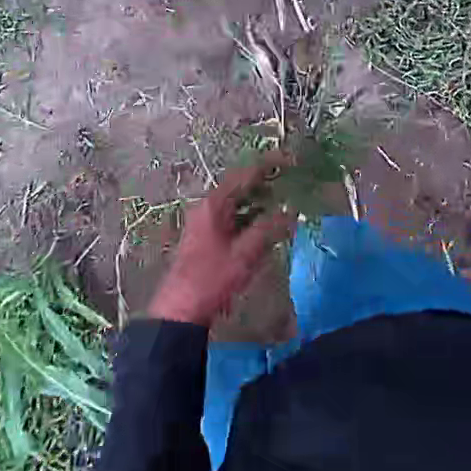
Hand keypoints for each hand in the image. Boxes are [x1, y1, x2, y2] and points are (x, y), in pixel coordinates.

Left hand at [147, 156, 294, 326]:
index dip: (267, 166)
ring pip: (234, 204)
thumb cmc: (211, 279)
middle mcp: (206, 208)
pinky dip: (248, 217)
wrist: (180, 310)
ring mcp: (203, 224)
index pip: (244, 175)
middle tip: (288, 179)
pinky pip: (230, 219)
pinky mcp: (205, 239)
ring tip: (281, 200)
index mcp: (213, 205)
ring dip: (257, 201)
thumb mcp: (244, 254)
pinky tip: (263, 226)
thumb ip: (268, 230)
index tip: (288, 159)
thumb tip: (289, 212)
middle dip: (264, 183)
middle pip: (238, 187)